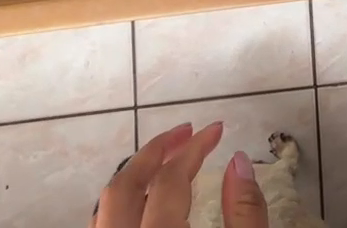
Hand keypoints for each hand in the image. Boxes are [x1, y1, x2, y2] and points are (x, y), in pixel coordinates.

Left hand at [93, 122, 268, 227]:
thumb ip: (245, 212)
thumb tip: (239, 162)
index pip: (169, 181)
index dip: (194, 148)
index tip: (217, 129)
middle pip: (122, 189)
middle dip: (155, 151)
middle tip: (185, 131)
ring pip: (102, 211)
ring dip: (134, 177)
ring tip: (165, 161)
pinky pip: (101, 227)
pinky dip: (122, 206)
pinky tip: (145, 203)